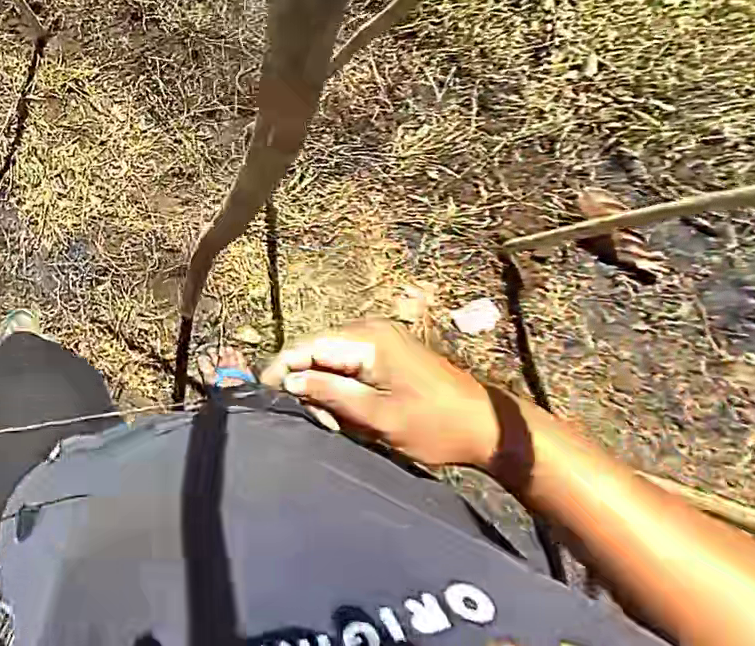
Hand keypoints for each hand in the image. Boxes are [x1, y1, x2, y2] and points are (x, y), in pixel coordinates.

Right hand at [259, 318, 498, 468]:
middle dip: (306, 382)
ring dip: (324, 386)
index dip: (283, 367)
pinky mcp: (385, 349)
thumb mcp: (379, 416)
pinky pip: (347, 361)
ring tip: (335, 421)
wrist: (489, 426)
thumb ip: (331, 393)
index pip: (308, 346)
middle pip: (316, 349)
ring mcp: (378, 336)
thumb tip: (290, 381)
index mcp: (366, 338)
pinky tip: (348, 410)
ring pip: (330, 357)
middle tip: (315, 419)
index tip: (265, 391)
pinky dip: (341, 383)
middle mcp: (368, 328)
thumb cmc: (435, 425)